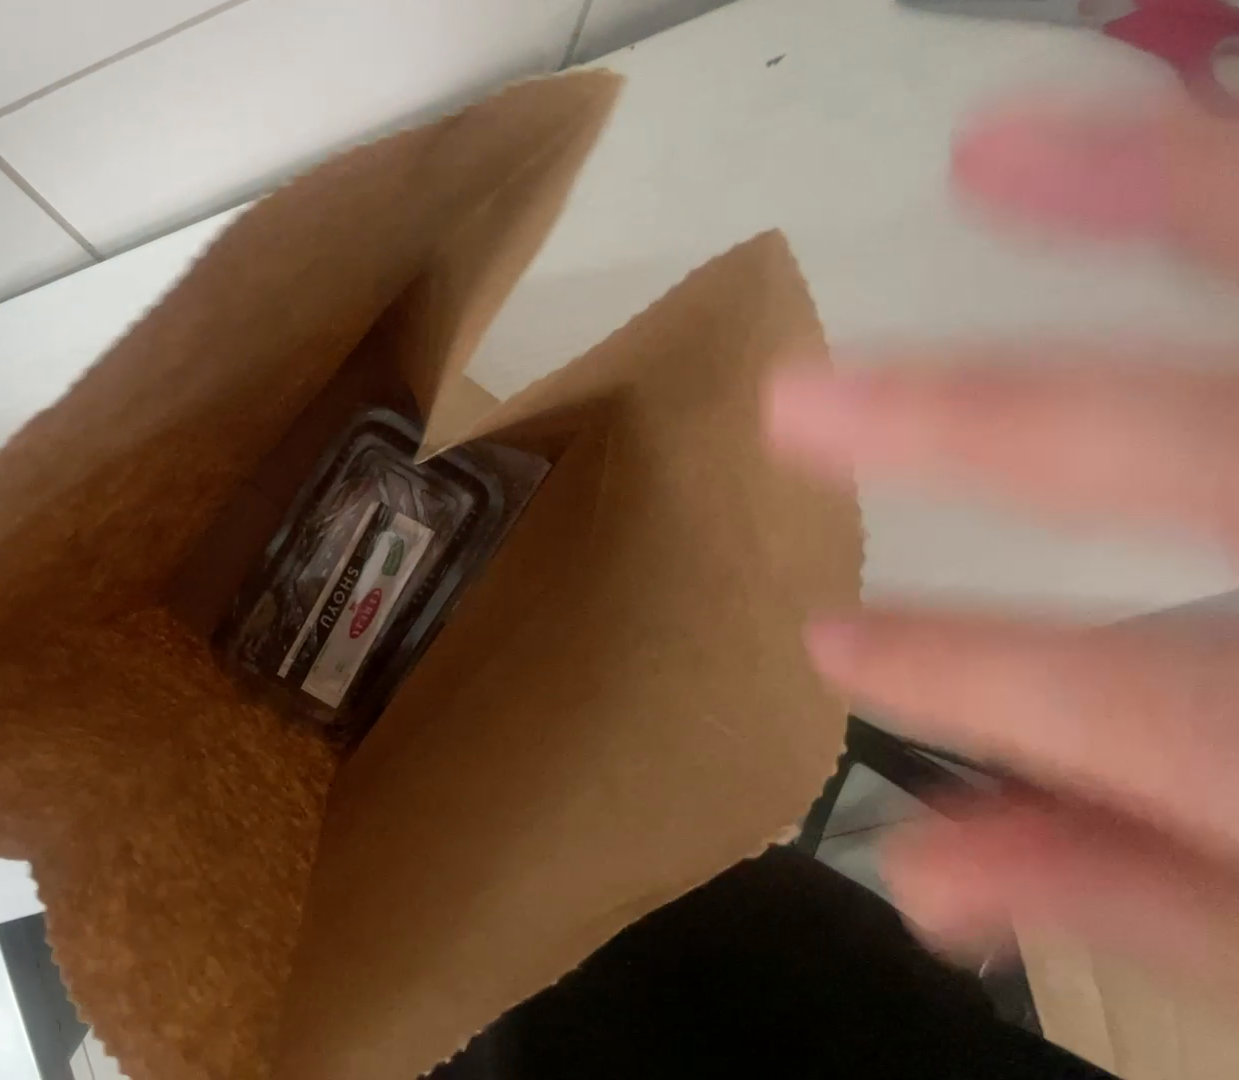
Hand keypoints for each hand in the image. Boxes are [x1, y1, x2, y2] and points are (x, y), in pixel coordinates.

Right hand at [767, 92, 1238, 993]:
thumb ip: (1137, 894)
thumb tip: (920, 876)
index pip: (1130, 696)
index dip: (964, 673)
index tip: (828, 646)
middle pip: (1181, 450)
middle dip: (975, 423)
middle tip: (792, 396)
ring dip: (1162, 193)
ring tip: (1000, 137)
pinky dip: (1222, 186)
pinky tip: (1166, 111)